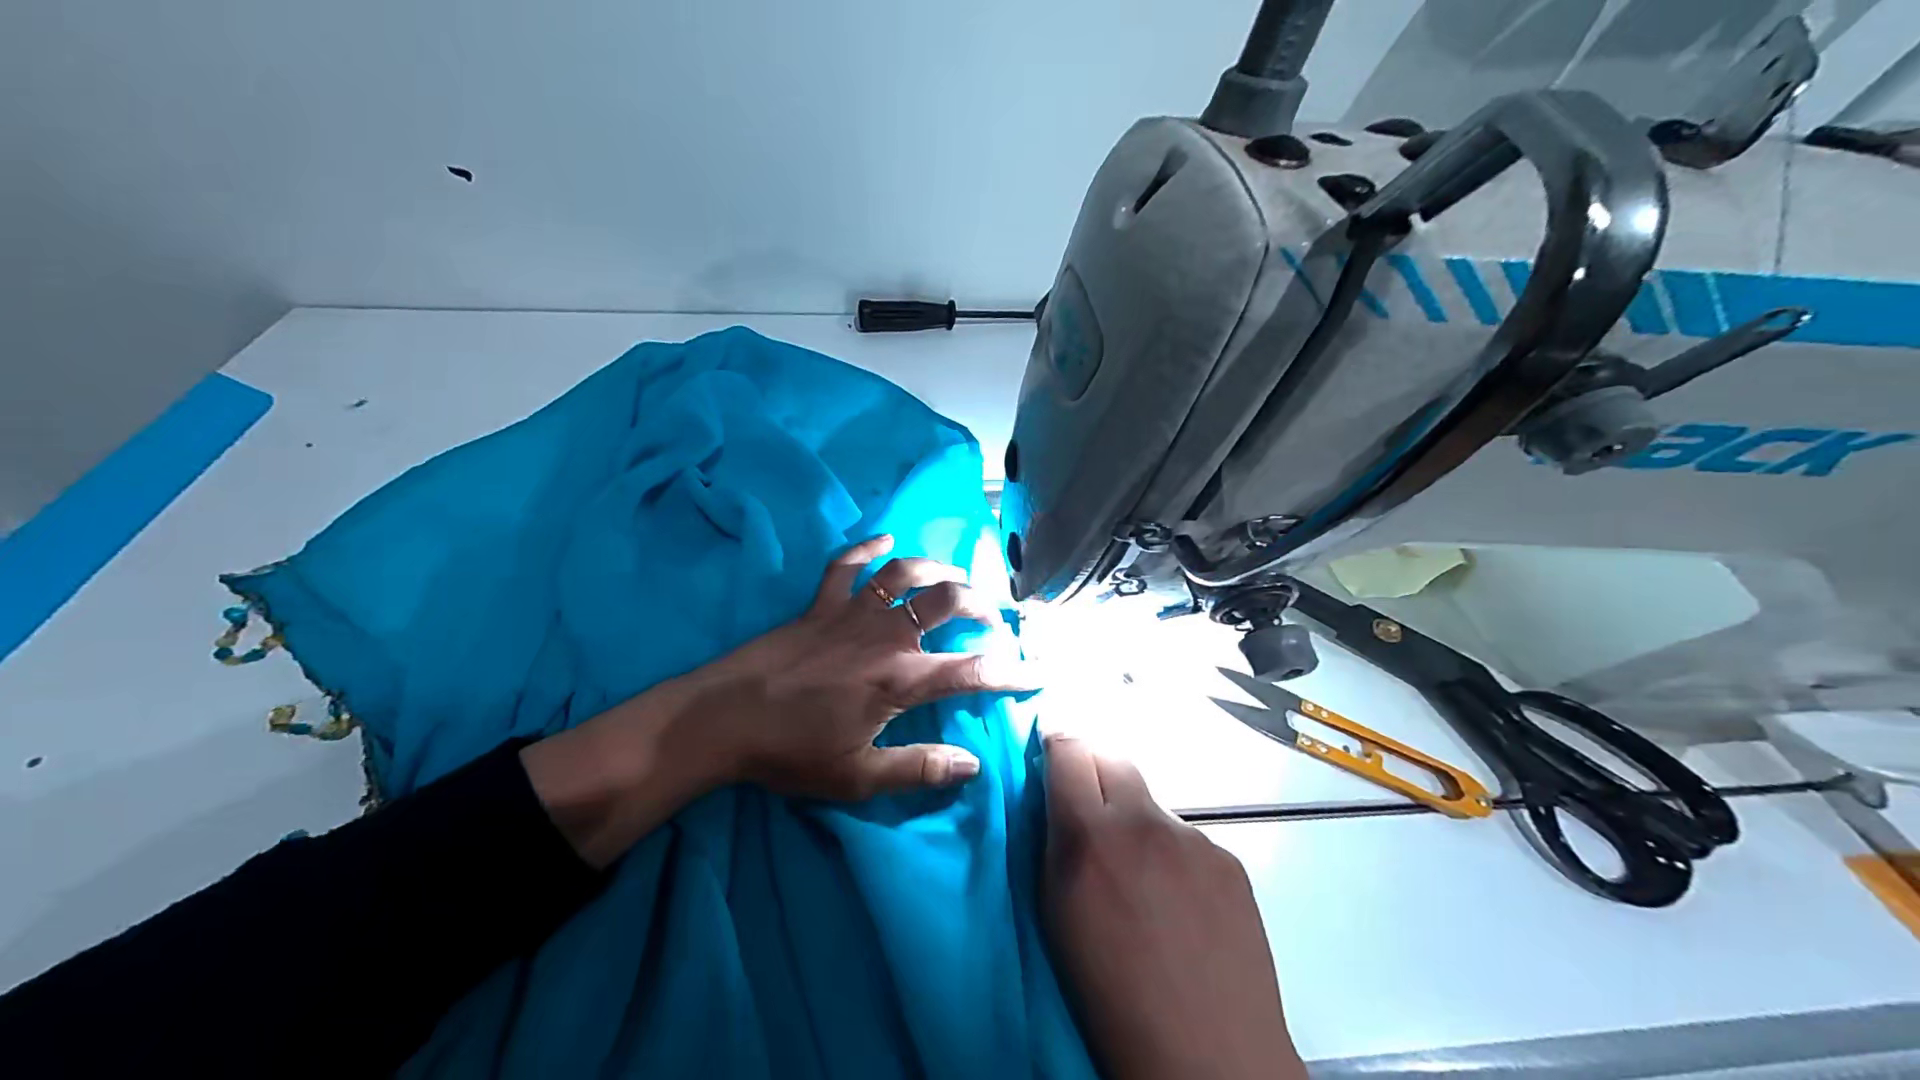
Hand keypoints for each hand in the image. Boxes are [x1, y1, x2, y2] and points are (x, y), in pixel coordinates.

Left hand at [672, 533, 1031, 798]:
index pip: (970, 672)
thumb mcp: (857, 776)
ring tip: (953, 577)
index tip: (1035, 673)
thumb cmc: (791, 752)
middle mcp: (883, 636)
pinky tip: (884, 543)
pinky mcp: (818, 605)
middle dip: (980, 603)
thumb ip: (918, 769)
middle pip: (946, 601)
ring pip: (904, 573)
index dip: (1009, 672)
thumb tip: (972, 765)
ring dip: (936, 569)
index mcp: (899, 680)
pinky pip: (846, 565)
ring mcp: (850, 614)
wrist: (722, 718)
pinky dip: (867, 549)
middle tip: (994, 616)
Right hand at [1043, 736, 1303, 1079]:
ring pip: (1152, 805)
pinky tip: (1181, 906)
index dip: (1058, 747)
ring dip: (1137, 823)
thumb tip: (1056, 799)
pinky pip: (1188, 840)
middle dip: (1095, 771)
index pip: (1070, 748)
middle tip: (1091, 811)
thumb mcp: (1055, 914)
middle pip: (1113, 756)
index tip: (1054, 757)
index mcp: (1089, 838)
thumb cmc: (1110, 999)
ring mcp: (1193, 840)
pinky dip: (1175, 857)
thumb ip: (1055, 842)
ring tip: (1142, 882)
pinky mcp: (1229, 860)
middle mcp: (1144, 824)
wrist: (1207, 1057)